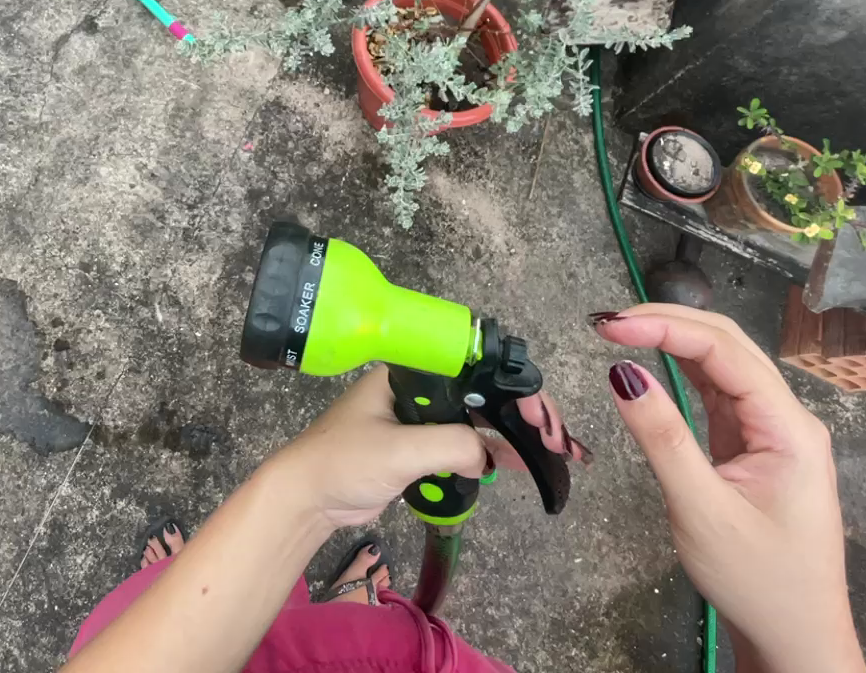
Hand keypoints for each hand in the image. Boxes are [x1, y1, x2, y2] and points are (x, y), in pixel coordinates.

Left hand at [265, 367, 584, 530]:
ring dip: (508, 437)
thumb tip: (490, 454)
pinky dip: (488, 455)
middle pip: (478, 395)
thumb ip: (450, 444)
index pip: (469, 369)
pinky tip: (516, 465)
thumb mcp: (399, 450)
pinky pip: (461, 446)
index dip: (509, 387)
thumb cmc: (344, 460)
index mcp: (407, 375)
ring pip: (473, 422)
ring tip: (550, 454)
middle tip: (555, 440)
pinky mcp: (417, 448)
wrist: (310, 497)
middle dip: (518, 414)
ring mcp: (417, 420)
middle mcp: (416, 391)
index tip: (537, 414)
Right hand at [593, 304, 865, 672]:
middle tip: (605, 322)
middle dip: (666, 320)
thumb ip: (661, 436)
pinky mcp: (749, 439)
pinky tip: (647, 353)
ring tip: (616, 329)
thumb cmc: (755, 579)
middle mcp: (785, 418)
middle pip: (727, 343)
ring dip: (670, 335)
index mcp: (789, 430)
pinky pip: (714, 385)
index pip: (723, 352)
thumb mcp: (701, 510)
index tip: (607, 327)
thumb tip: (621, 371)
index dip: (664, 327)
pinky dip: (677, 361)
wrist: (795, 637)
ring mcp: (769, 427)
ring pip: (721, 358)